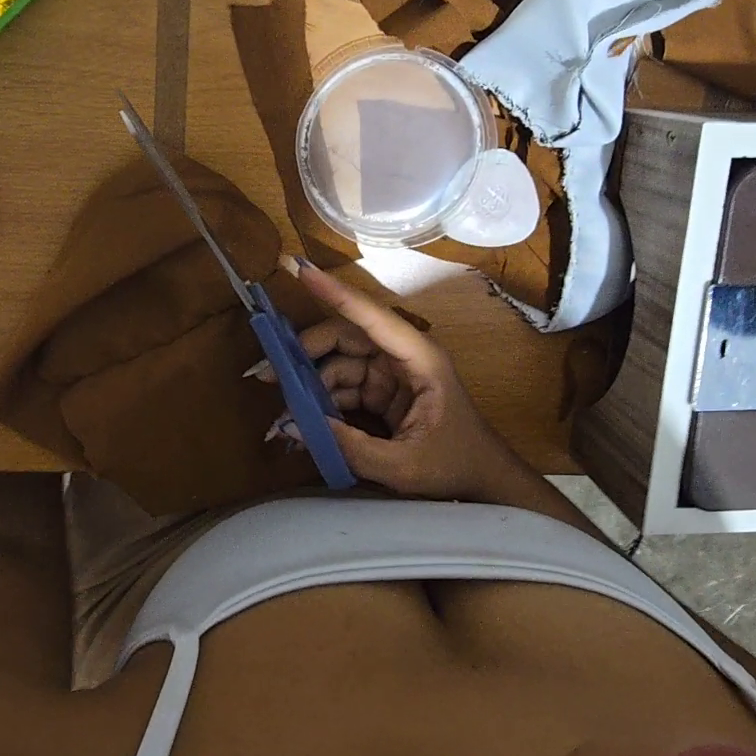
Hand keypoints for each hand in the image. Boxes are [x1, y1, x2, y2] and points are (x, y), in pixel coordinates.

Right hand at [256, 260, 523, 500]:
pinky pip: (345, 385)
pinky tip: (306, 418)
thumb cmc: (456, 467)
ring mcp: (393, 373)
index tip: (302, 271)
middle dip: (308, 351)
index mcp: (419, 358)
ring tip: (286, 407)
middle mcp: (404, 356)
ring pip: (341, 362)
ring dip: (313, 382)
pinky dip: (324, 400)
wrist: (485, 485)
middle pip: (347, 337)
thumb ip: (350, 447)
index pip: (371, 317)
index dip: (335, 293)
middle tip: (270, 374)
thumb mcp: (403, 466)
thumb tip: (294, 425)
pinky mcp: (384, 392)